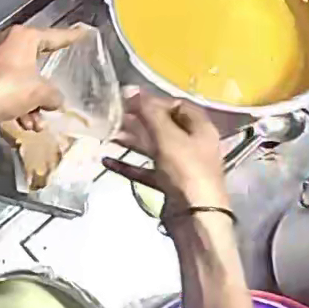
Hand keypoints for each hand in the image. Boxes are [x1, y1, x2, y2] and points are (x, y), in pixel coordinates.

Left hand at [0, 24, 87, 129]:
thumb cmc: (7, 90)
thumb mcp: (40, 93)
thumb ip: (54, 95)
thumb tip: (56, 100)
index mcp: (22, 37)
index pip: (53, 36)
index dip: (70, 37)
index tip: (82, 34)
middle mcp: (6, 43)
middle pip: (36, 64)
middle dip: (44, 91)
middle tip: (52, 103)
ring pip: (21, 81)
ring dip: (31, 104)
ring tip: (36, 124)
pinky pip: (7, 88)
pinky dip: (16, 104)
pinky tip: (22, 123)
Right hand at [105, 92, 229, 209]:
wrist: (194, 217)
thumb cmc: (185, 170)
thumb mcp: (167, 136)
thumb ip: (148, 112)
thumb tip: (130, 90)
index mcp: (200, 128)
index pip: (177, 105)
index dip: (153, 101)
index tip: (129, 101)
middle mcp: (193, 144)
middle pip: (163, 126)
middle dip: (138, 120)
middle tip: (114, 116)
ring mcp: (181, 166)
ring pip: (153, 147)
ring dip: (131, 141)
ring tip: (108, 135)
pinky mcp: (168, 184)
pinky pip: (145, 169)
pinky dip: (128, 165)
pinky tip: (108, 161)